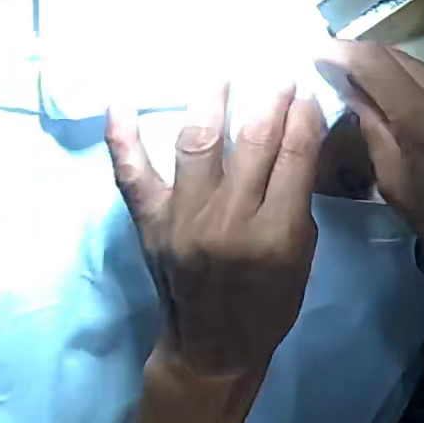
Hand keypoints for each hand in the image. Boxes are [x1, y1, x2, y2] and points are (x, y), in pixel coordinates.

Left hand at [105, 83, 324, 387]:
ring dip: (209, 101)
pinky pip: (132, 174)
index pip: (294, 157)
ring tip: (219, 72)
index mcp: (275, 234)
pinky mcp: (150, 223)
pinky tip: (118, 101)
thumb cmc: (269, 303)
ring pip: (196, 144)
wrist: (211, 350)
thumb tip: (296, 136)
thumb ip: (296, 195)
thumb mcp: (302, 253)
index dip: (303, 117)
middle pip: (252, 142)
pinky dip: (122, 138)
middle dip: (269, 99)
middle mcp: (227, 221)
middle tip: (276, 71)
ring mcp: (182, 219)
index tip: (305, 88)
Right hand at [319, 41, 423, 289]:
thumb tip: (348, 91)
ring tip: (354, 81)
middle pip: (392, 54)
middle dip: (357, 55)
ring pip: (411, 63)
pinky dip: (403, 80)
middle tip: (327, 66)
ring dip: (380, 67)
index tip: (313, 52)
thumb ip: (370, 128)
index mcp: (422, 116)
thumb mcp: (392, 180)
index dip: (340, 51)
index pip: (373, 62)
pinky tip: (390, 97)